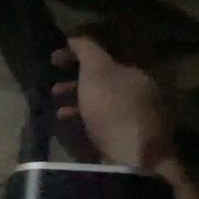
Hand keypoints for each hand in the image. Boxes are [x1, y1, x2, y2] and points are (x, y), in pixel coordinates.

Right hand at [51, 36, 176, 168]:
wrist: (133, 159)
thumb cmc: (113, 108)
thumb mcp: (96, 70)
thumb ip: (86, 50)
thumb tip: (76, 38)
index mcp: (140, 72)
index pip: (107, 55)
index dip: (78, 54)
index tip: (53, 60)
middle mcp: (144, 93)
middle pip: (104, 81)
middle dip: (76, 81)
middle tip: (54, 88)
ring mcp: (140, 120)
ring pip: (104, 103)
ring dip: (78, 102)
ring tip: (57, 108)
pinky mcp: (131, 142)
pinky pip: (104, 124)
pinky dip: (85, 121)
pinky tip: (69, 124)